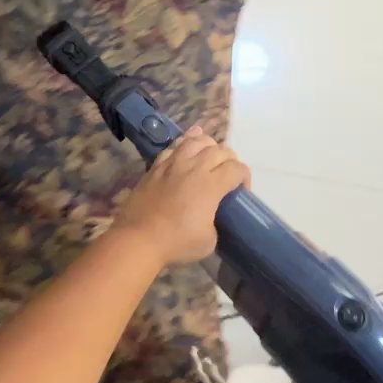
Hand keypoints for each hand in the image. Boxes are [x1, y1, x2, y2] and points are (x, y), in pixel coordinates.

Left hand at [111, 127, 249, 264]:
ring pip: (198, 141)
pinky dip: (187, 140)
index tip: (241, 192)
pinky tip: (191, 142)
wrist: (138, 238)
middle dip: (230, 160)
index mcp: (211, 185)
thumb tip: (211, 216)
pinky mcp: (157, 165)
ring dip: (210, 146)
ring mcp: (174, 163)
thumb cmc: (176, 242)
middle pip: (220, 150)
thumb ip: (215, 222)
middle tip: (228, 176)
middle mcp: (195, 167)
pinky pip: (175, 145)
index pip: (237, 168)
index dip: (245, 178)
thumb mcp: (209, 241)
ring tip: (211, 156)